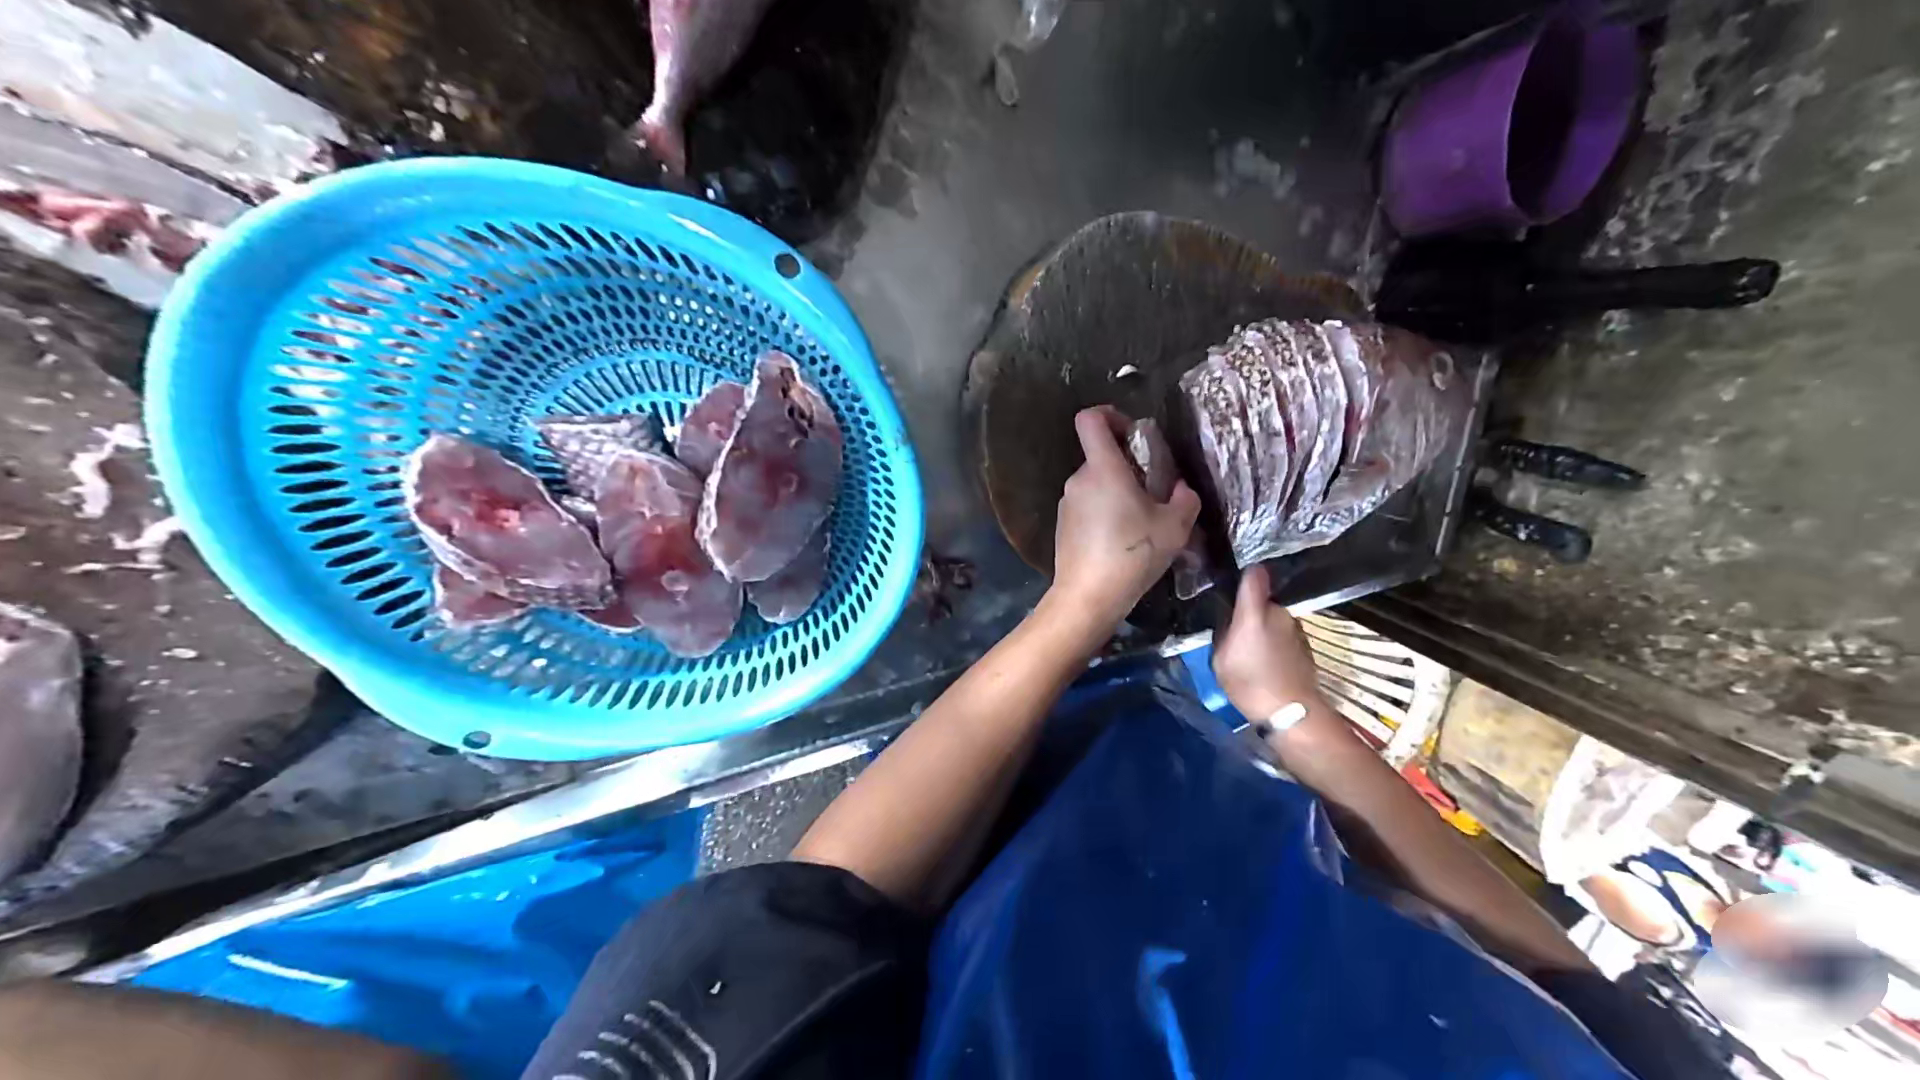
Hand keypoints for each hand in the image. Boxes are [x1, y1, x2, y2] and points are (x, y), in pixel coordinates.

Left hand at [1047, 407, 1200, 630]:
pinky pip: (1088, 507)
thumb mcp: (1176, 526)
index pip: (1091, 419)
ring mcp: (1067, 503)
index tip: (1134, 432)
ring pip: (1096, 484)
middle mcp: (1079, 479)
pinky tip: (1123, 541)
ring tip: (1143, 522)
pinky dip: (1105, 512)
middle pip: (1100, 455)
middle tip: (1154, 491)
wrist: (1088, 596)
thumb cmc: (1132, 554)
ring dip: (1119, 492)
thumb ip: (1184, 498)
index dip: (1111, 414)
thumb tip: (1179, 488)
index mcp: (1103, 468)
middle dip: (1128, 466)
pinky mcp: (1063, 525)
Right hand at [1212, 563, 1322, 721]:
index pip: (1254, 576)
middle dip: (1251, 612)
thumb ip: (1225, 631)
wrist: (1291, 712)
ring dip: (1264, 630)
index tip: (1236, 579)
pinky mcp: (1306, 646)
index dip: (1245, 574)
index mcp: (1254, 613)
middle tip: (1236, 633)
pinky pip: (1284, 636)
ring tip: (1252, 652)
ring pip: (1274, 620)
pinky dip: (1276, 644)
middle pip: (1263, 602)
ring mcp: (1296, 629)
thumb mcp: (1220, 658)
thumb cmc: (1249, 683)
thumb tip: (1231, 620)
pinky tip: (1268, 663)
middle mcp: (1279, 613)